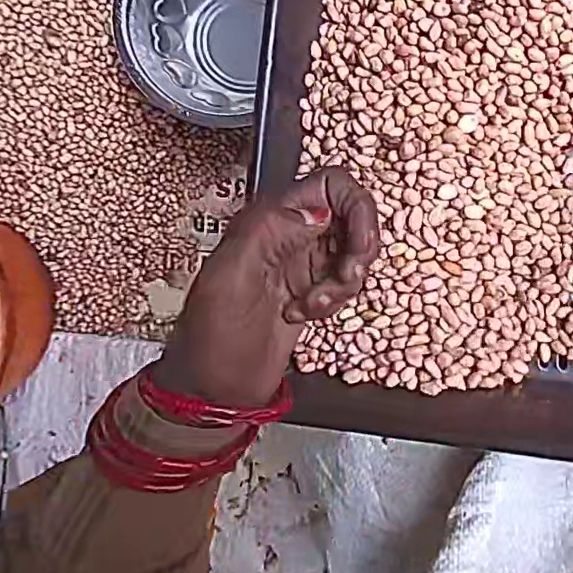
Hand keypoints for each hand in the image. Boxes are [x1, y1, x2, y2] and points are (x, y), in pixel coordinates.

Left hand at [153, 168, 379, 406]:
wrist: (214, 388)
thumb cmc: (212, 338)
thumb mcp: (230, 279)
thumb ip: (270, 234)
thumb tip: (319, 210)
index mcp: (269, 220)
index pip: (330, 184)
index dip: (356, 205)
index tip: (360, 243)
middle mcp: (289, 233)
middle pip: (351, 215)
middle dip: (358, 248)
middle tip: (346, 278)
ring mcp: (301, 261)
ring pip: (353, 249)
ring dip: (346, 279)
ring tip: (316, 304)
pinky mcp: (312, 287)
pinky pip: (345, 278)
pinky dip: (339, 297)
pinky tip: (309, 312)